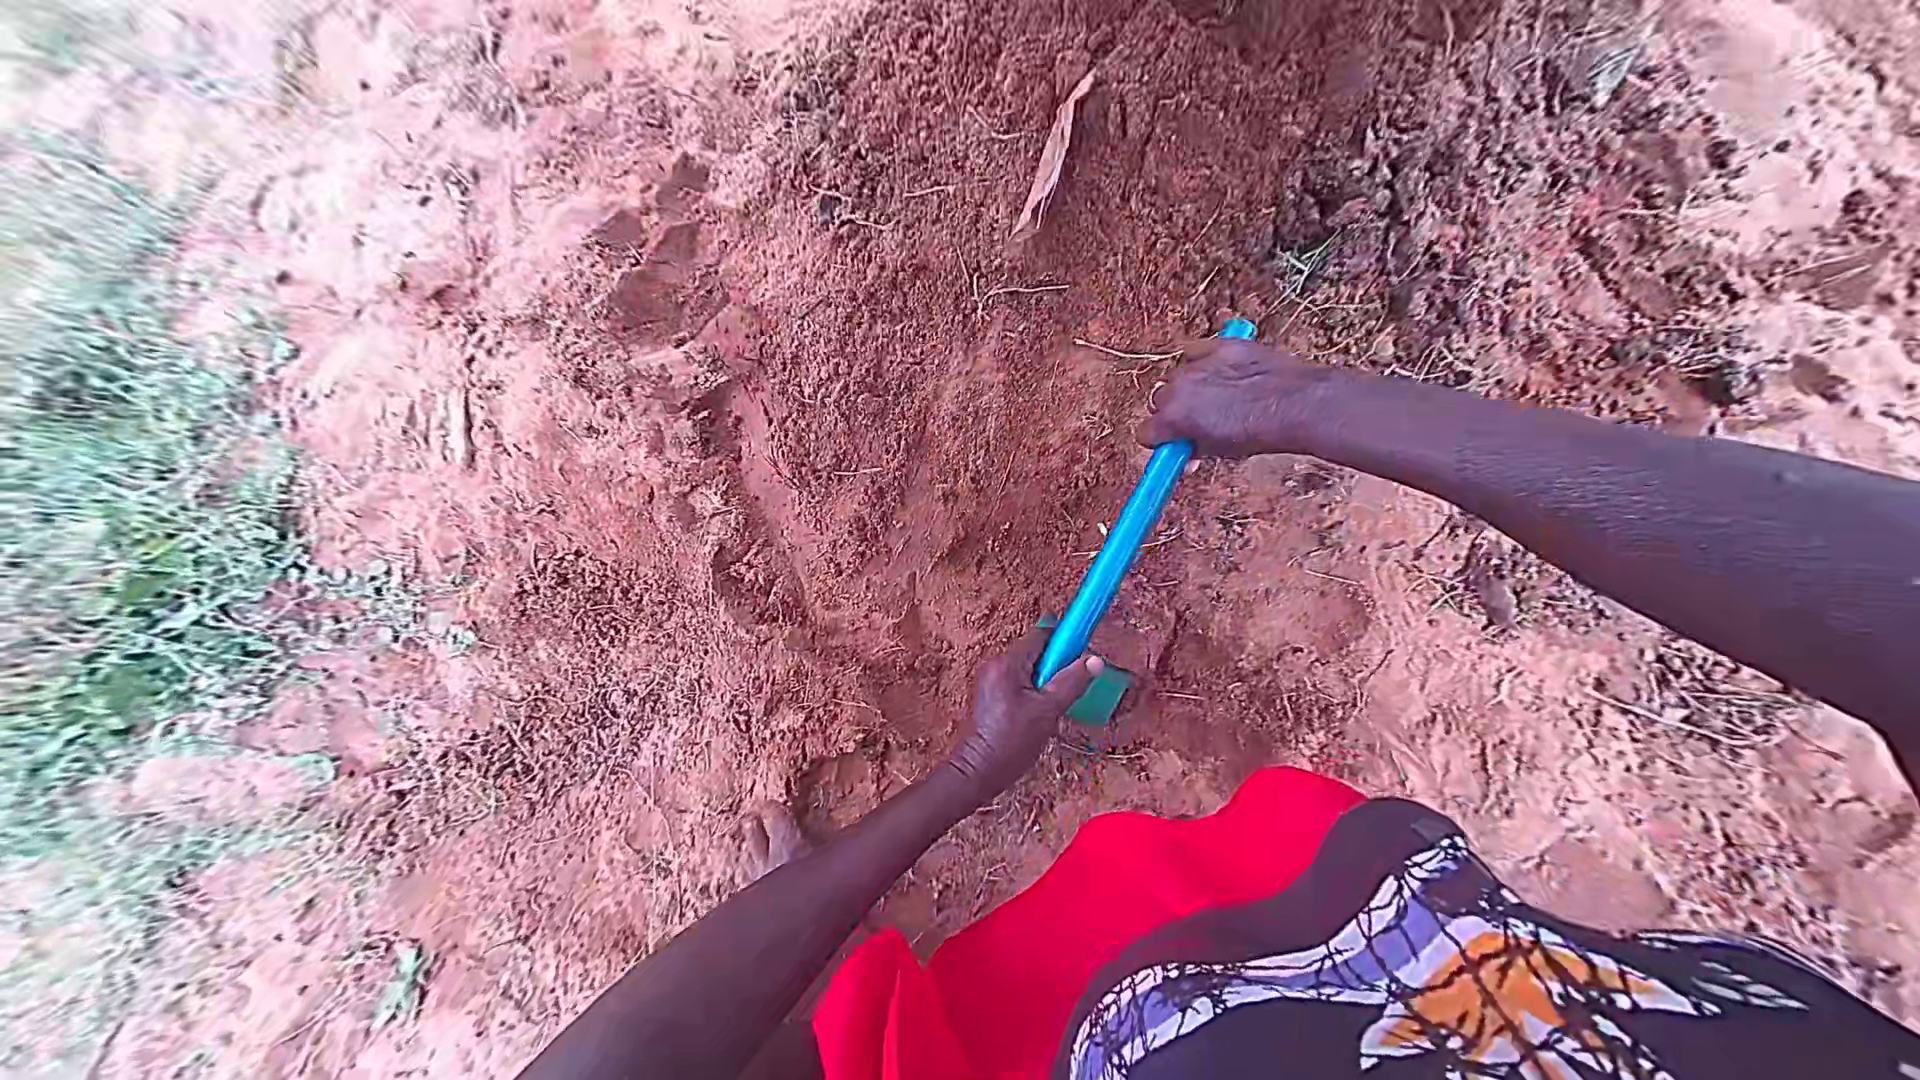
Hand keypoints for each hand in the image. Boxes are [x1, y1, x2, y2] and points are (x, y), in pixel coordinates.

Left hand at [945, 627, 1101, 799]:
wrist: (981, 770)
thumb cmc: (1013, 741)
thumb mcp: (1048, 710)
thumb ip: (1072, 682)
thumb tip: (1095, 660)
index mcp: (1008, 663)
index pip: (1041, 635)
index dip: (1064, 640)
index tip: (1082, 652)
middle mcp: (996, 664)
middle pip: (1035, 651)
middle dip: (1056, 664)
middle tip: (1069, 686)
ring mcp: (991, 678)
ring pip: (1029, 667)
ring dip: (1046, 679)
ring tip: (1053, 704)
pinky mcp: (992, 692)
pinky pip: (1019, 680)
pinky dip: (1034, 689)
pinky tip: (1040, 710)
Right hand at [1135, 337, 1353, 457]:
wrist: (1296, 405)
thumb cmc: (1259, 433)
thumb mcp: (1217, 451)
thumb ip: (1192, 447)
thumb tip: (1186, 451)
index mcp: (1172, 418)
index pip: (1145, 431)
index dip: (1161, 439)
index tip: (1174, 441)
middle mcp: (1176, 388)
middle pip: (1159, 401)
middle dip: (1173, 411)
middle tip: (1197, 420)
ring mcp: (1196, 364)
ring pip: (1178, 376)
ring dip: (1189, 386)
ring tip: (1217, 396)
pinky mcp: (1218, 345)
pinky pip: (1196, 350)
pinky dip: (1203, 360)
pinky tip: (1220, 370)